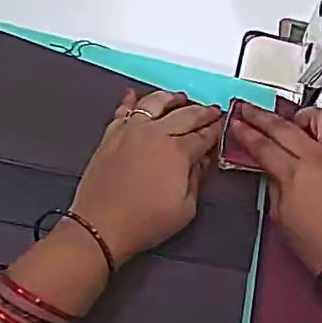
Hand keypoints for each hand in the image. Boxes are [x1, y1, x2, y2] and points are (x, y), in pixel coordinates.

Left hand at [68, 89, 224, 265]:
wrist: (101, 225)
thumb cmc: (143, 221)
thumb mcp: (185, 209)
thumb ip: (197, 180)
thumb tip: (200, 163)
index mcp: (177, 151)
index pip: (203, 136)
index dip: (214, 131)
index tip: (220, 127)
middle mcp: (155, 134)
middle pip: (185, 114)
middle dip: (202, 112)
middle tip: (211, 111)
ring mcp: (130, 132)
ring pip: (154, 103)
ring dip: (170, 99)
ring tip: (179, 98)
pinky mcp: (110, 136)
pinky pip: (122, 111)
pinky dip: (130, 101)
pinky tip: (133, 96)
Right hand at [229, 104, 321, 272]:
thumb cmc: (315, 241)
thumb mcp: (279, 213)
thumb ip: (273, 182)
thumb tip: (269, 165)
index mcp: (294, 173)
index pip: (262, 145)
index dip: (246, 132)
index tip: (238, 124)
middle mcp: (318, 159)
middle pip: (284, 126)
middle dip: (261, 116)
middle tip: (250, 111)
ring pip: (321, 118)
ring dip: (303, 116)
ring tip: (295, 121)